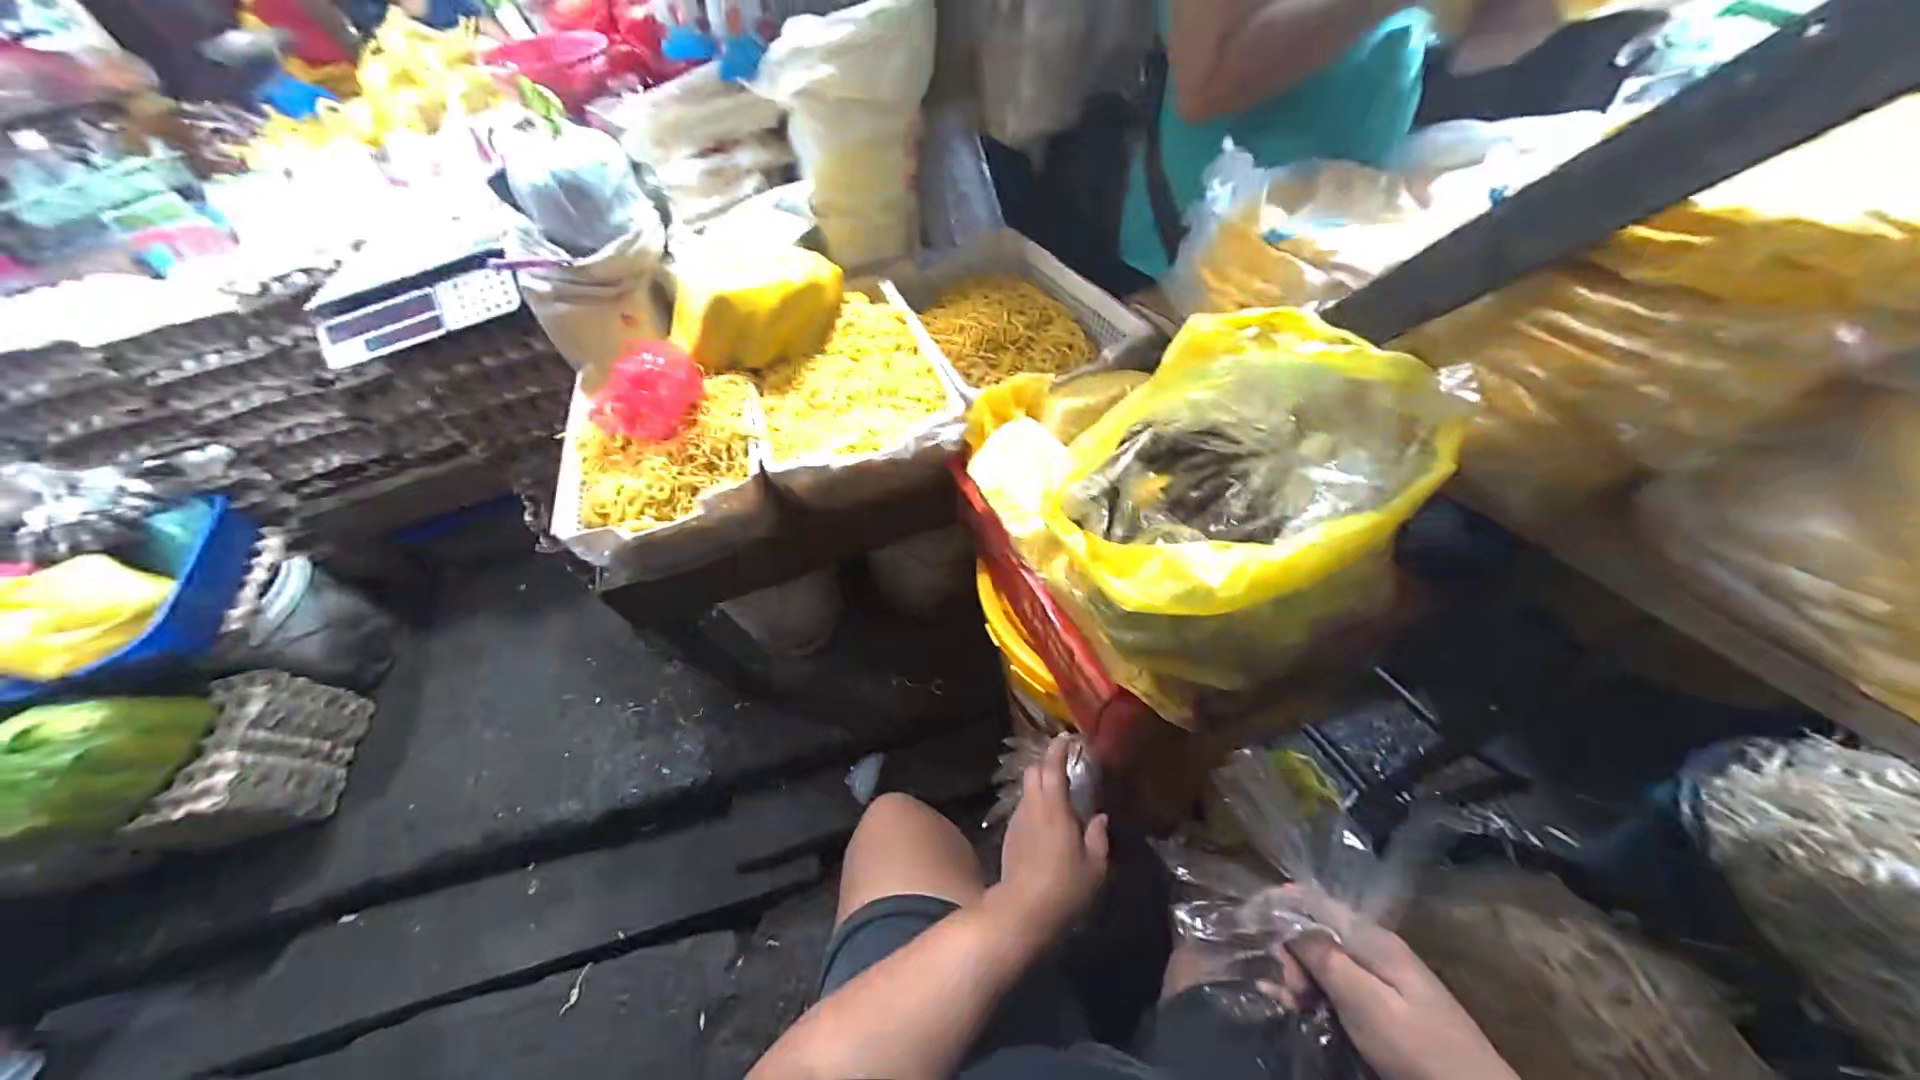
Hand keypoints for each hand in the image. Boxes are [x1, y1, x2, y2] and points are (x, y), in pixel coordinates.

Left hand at [994, 736, 1109, 940]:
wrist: (1022, 910)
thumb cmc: (1065, 887)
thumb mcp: (1095, 866)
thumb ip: (1098, 836)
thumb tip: (1099, 817)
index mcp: (1054, 808)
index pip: (1052, 767)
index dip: (1058, 750)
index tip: (1066, 739)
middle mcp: (1032, 806)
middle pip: (1033, 771)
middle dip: (1046, 763)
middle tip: (1063, 766)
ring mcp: (1018, 820)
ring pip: (1026, 790)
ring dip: (1040, 785)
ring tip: (1058, 796)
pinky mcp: (1010, 835)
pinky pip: (1023, 808)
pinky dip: (1035, 805)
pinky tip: (1046, 822)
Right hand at [1289, 919, 1518, 1079]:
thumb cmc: (1420, 1050)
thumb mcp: (1366, 1002)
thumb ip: (1325, 958)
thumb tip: (1289, 926)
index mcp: (1373, 939)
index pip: (1315, 900)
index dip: (1279, 904)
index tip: (1249, 921)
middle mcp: (1375, 951)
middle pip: (1316, 933)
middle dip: (1290, 954)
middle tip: (1287, 991)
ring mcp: (1382, 980)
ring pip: (1324, 963)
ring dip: (1299, 979)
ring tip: (1288, 1005)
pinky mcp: (1384, 1009)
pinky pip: (1337, 989)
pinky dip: (1314, 995)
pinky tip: (1297, 1008)